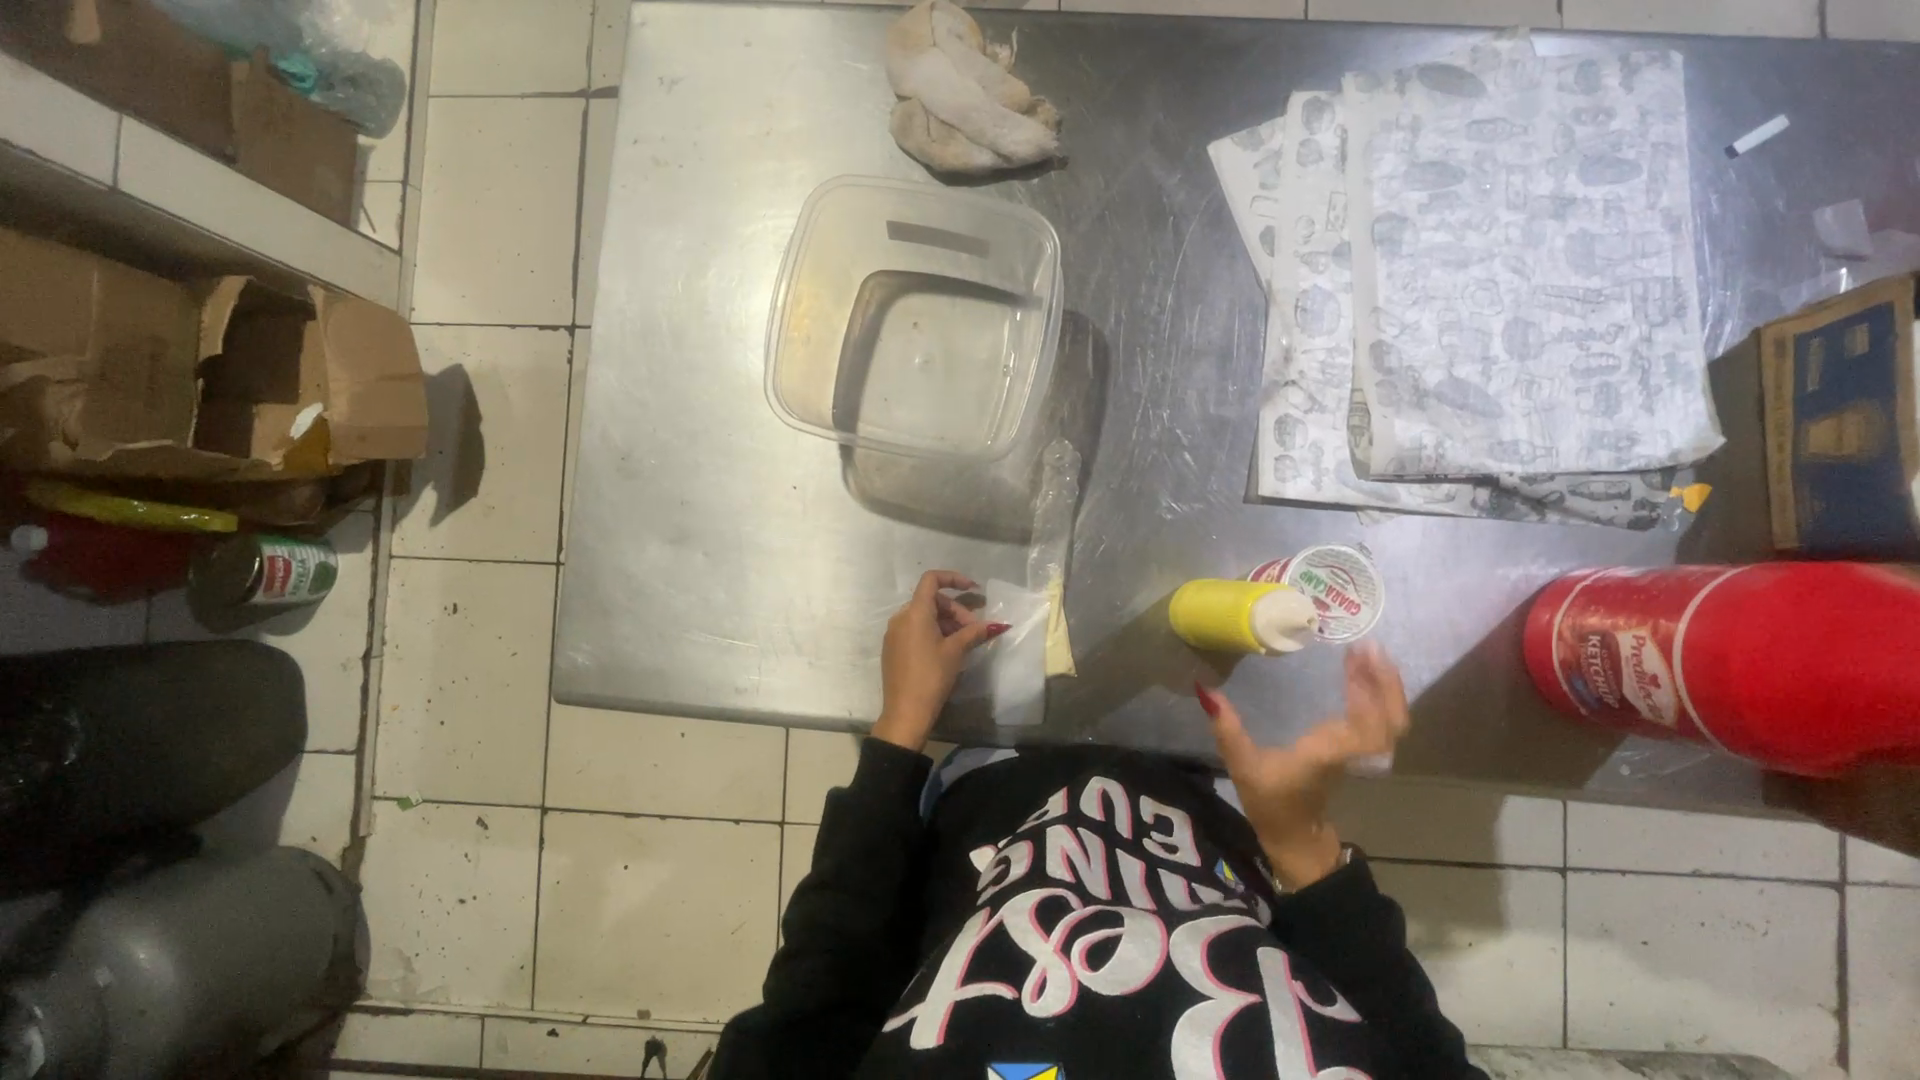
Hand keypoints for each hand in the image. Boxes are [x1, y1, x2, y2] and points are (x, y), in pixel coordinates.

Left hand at [873, 570, 1009, 751]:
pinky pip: (915, 629)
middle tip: (973, 630)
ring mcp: (894, 633)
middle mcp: (900, 618)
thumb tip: (997, 624)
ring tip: (964, 642)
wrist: (905, 712)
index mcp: (914, 613)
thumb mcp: (956, 652)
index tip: (973, 590)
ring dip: (946, 622)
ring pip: (924, 616)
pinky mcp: (893, 648)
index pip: (931, 580)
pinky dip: (933, 632)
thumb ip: (974, 632)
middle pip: (931, 601)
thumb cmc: (932, 676)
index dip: (953, 579)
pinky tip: (947, 650)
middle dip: (955, 610)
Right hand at [1197, 642, 1409, 888]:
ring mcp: (1359, 752)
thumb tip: (1206, 690)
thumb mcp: (1243, 766)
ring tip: (1366, 652)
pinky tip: (1363, 672)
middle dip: (1386, 684)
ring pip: (1391, 721)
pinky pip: (1381, 721)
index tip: (1354, 660)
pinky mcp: (1357, 748)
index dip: (1368, 697)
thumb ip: (1227, 730)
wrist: (1296, 836)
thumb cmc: (1271, 802)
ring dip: (1385, 687)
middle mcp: (1351, 752)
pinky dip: (1379, 696)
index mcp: (1327, 755)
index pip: (1363, 731)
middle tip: (1367, 647)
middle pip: (1390, 721)